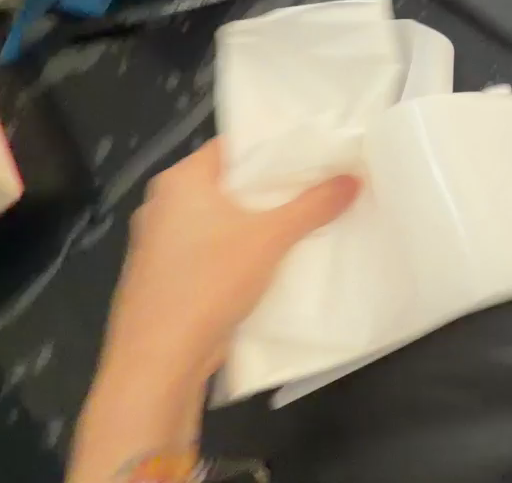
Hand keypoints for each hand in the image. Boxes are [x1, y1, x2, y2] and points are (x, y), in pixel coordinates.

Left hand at [99, 138, 359, 385]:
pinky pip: (215, 244)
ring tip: (310, 211)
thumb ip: (316, 204)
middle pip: (233, 180)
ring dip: (262, 216)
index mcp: (180, 182)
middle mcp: (164, 205)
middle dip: (276, 182)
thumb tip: (355, 178)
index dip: (278, 144)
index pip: (236, 144)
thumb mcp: (273, 238)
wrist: (156, 366)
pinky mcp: (167, 276)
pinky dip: (244, 243)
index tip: (318, 147)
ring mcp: (161, 243)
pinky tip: (279, 252)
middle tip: (323, 177)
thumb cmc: (207, 284)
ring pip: (225, 215)